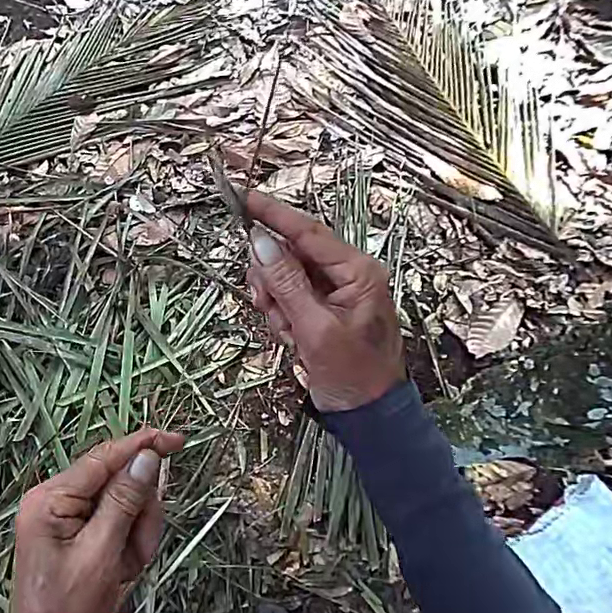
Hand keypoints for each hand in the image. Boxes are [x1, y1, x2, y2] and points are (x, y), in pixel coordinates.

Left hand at [0, 427, 186, 612]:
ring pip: (121, 507)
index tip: (176, 440)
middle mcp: (53, 500)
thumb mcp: (103, 554)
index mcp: (50, 498)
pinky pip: (113, 528)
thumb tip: (146, 457)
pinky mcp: (71, 537)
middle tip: (137, 552)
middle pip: (116, 483)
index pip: (104, 457)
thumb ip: (125, 501)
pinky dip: (126, 547)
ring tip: (124, 571)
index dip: (142, 446)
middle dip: (138, 515)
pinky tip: (118, 574)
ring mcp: (61, 519)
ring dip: (134, 536)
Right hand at [245, 190, 404, 412]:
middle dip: (272, 279)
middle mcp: (345, 275)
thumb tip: (260, 243)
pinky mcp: (318, 309)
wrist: (366, 413)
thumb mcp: (315, 329)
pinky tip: (290, 337)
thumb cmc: (352, 373)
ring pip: (282, 276)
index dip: (274, 215)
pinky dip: (279, 314)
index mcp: (357, 272)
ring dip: (274, 301)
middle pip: (289, 254)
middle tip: (268, 305)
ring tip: (287, 330)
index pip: (308, 232)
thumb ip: (286, 283)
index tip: (245, 199)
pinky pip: (285, 297)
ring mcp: (331, 292)